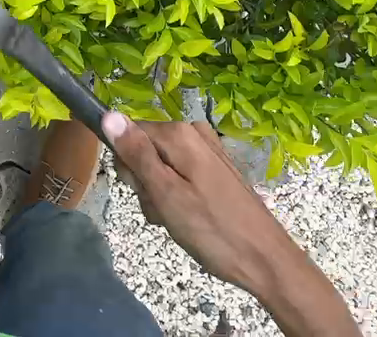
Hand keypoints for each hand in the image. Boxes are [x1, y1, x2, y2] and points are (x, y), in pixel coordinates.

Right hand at [102, 112, 359, 336]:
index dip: (128, 166)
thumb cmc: (213, 230)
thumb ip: (136, 153)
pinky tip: (190, 217)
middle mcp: (193, 131)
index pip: (128, 134)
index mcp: (178, 132)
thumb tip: (108, 115)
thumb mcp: (166, 194)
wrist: (268, 262)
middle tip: (163, 210)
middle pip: (145, 148)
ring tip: (178, 219)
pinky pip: (181, 172)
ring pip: (162, 163)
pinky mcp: (217, 168)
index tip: (143, 192)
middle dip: (146, 181)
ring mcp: (208, 149)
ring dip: (161, 193)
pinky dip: (178, 194)